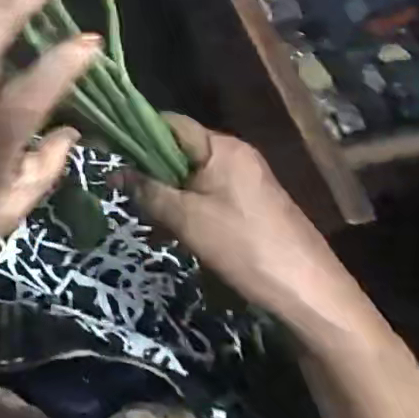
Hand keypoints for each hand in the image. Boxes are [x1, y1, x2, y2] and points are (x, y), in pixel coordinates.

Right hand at [124, 116, 383, 349]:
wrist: (311, 295)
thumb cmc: (243, 245)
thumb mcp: (184, 218)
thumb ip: (146, 190)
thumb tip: (114, 171)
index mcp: (221, 146)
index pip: (167, 122)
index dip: (134, 131)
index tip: (107, 150)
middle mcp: (234, 154)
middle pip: (177, 148)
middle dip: (147, 169)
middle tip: (123, 191)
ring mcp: (246, 179)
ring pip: (189, 174)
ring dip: (164, 192)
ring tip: (145, 218)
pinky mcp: (251, 203)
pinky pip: (206, 193)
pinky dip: (185, 206)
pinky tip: (172, 232)